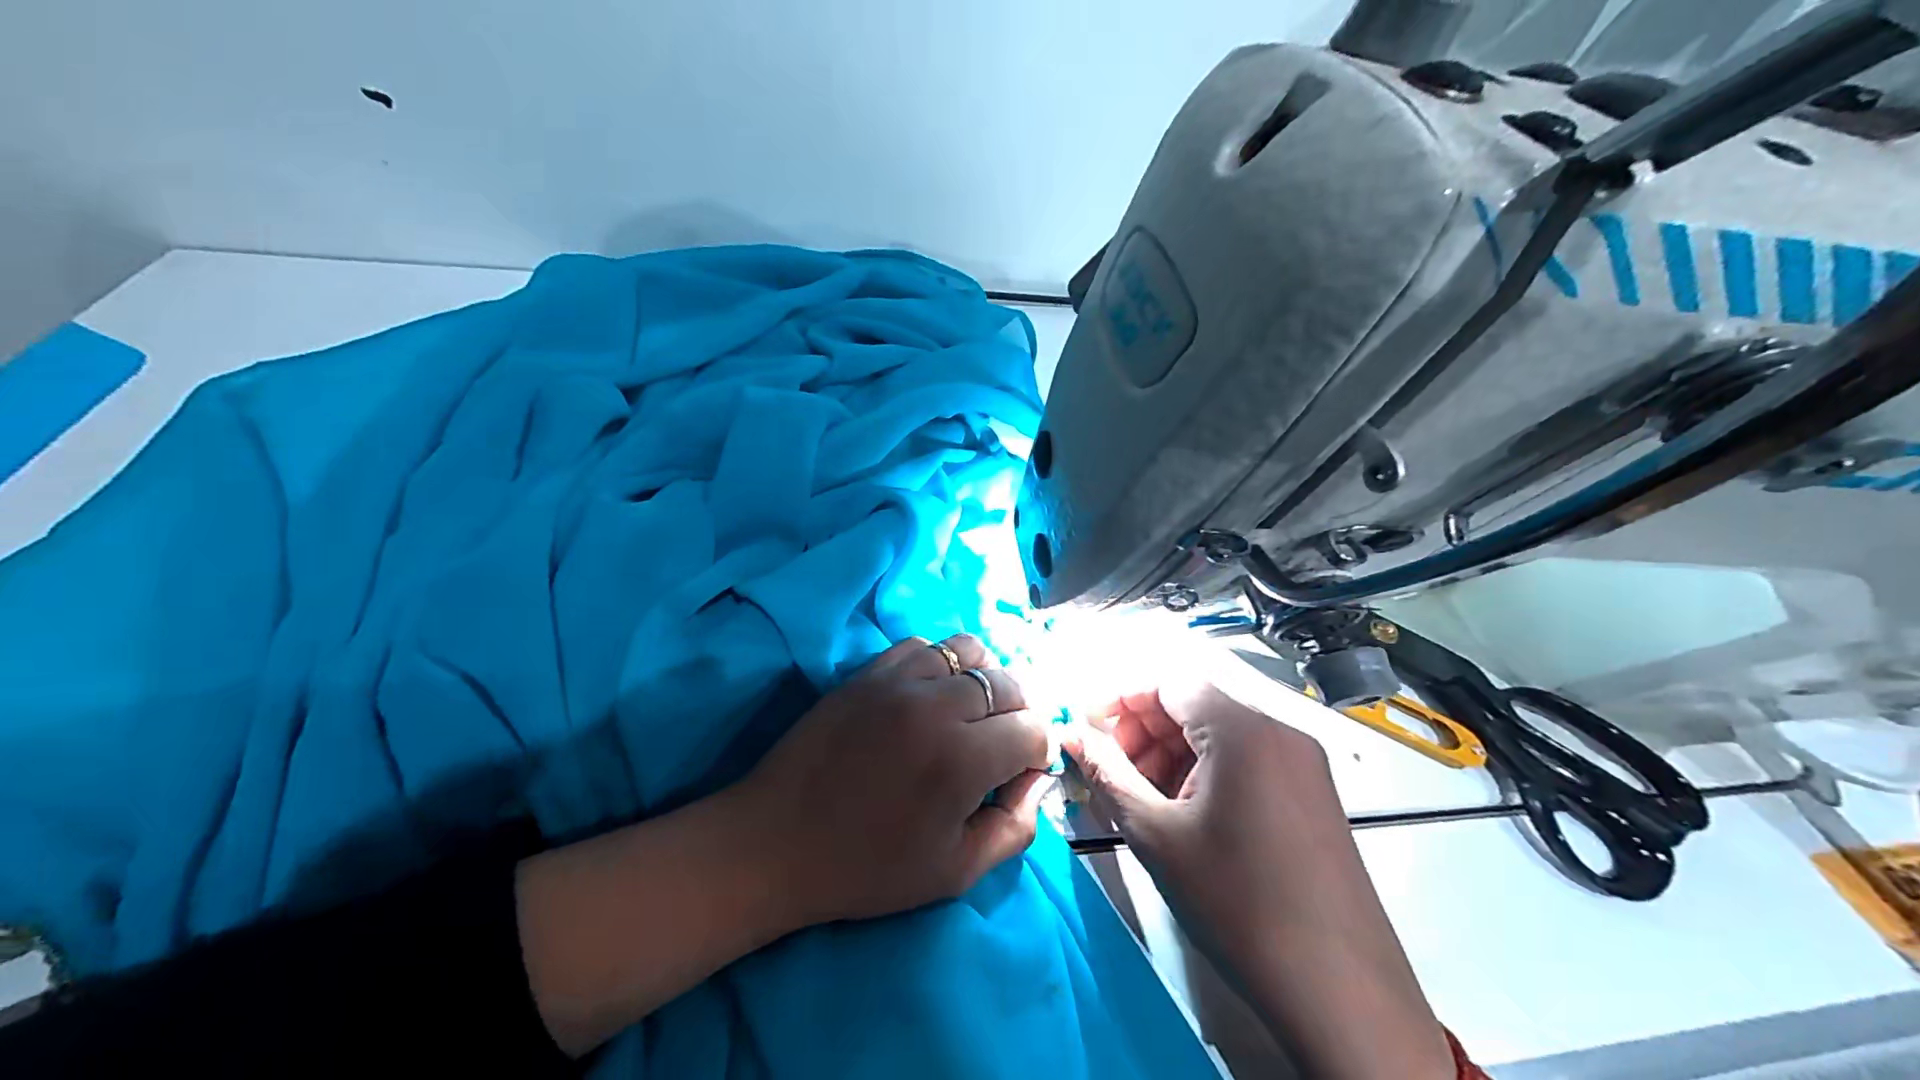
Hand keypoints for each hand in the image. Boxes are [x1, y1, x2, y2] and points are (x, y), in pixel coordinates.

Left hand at [735, 634, 1052, 923]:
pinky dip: (942, 663)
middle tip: (999, 746)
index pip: (1033, 729)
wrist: (775, 842)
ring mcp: (898, 681)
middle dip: (1018, 715)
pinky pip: (924, 645)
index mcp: (962, 760)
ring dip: (986, 679)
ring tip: (971, 711)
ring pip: (971, 651)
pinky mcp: (868, 672)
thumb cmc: (867, 868)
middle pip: (1009, 685)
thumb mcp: (955, 872)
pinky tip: (932, 694)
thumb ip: (1013, 828)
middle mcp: (936, 707)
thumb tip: (1037, 781)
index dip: (1036, 755)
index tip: (1017, 775)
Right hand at [1064, 684, 1454, 1079]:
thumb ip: (1106, 775)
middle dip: (1143, 731)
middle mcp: (1280, 732)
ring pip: (1219, 735)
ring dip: (1170, 755)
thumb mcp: (1155, 835)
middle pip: (1195, 705)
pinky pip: (1246, 762)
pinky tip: (1182, 815)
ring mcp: (1303, 764)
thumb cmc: (1237, 904)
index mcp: (1244, 730)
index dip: (1121, 701)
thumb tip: (1072, 736)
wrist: (1339, 992)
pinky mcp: (1312, 795)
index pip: (1170, 683)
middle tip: (1109, 772)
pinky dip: (1205, 774)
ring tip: (1139, 799)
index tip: (1089, 730)